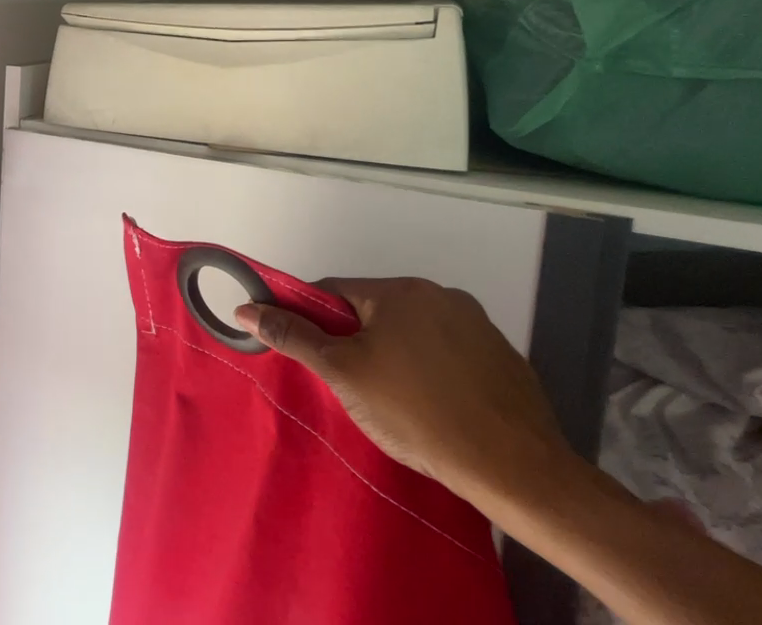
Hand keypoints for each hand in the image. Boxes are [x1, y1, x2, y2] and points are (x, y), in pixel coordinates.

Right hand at [233, 277, 569, 498]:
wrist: (516, 470)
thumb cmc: (416, 412)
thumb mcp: (341, 372)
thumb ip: (292, 335)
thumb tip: (245, 308)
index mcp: (401, 291)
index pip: (332, 293)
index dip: (310, 322)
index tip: (309, 357)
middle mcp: (443, 296)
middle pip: (371, 311)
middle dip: (352, 341)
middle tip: (347, 383)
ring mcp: (479, 326)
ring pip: (409, 332)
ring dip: (390, 354)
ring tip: (390, 399)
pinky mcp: (503, 359)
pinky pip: (445, 352)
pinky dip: (428, 370)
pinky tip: (429, 405)